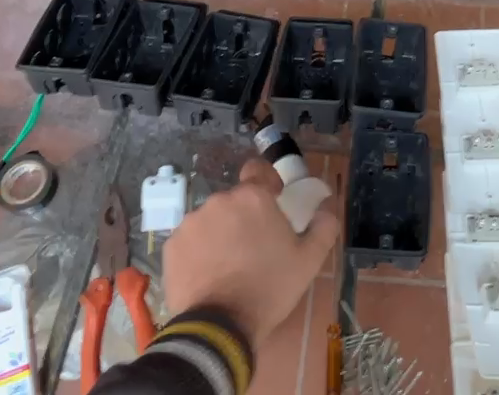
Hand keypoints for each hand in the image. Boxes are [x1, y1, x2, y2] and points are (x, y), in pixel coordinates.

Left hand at [162, 158, 340, 348]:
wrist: (219, 327)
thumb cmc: (269, 288)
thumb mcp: (309, 261)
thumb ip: (323, 226)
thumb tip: (326, 208)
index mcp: (254, 197)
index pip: (258, 170)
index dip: (267, 183)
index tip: (272, 202)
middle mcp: (221, 200)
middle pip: (235, 201)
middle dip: (244, 217)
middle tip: (254, 248)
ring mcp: (192, 222)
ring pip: (212, 220)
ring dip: (220, 233)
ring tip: (228, 266)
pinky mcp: (172, 245)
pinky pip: (191, 241)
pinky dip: (199, 252)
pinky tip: (208, 275)